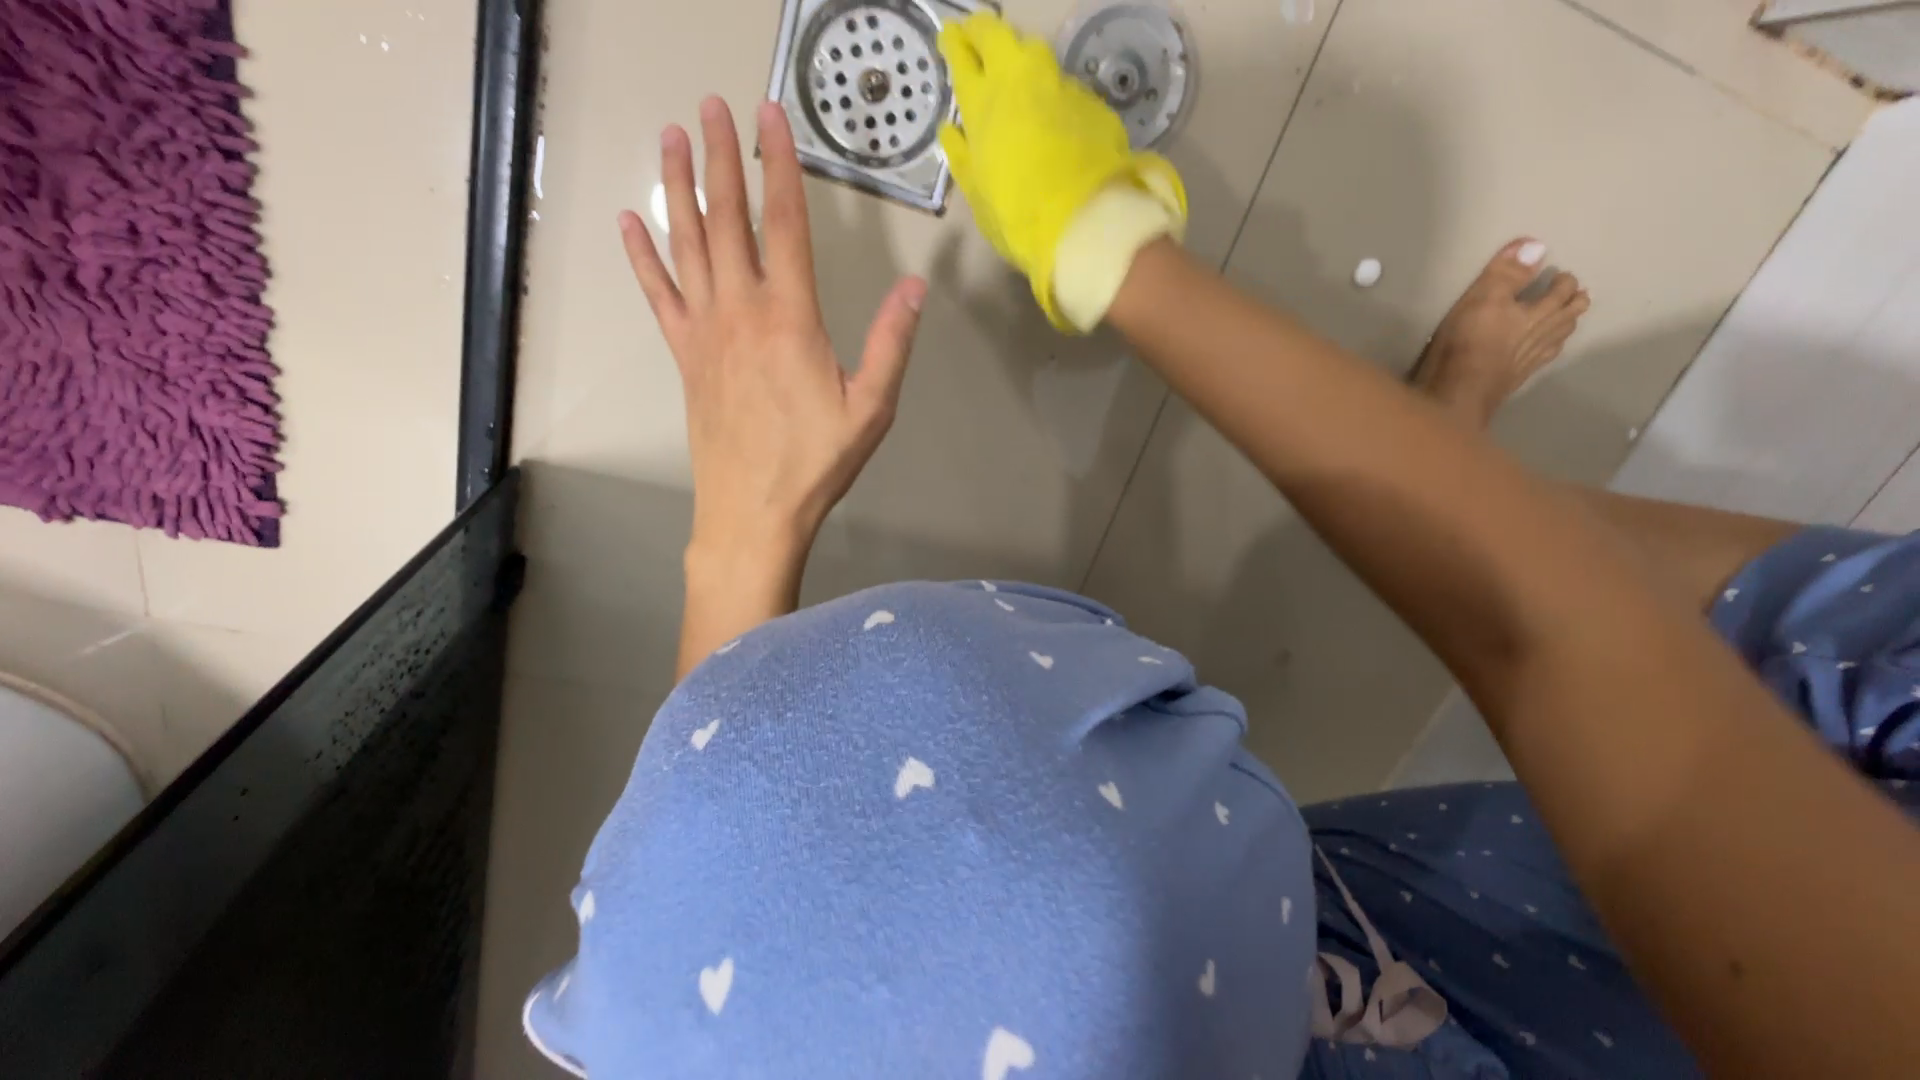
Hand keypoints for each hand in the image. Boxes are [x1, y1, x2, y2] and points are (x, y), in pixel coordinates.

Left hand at [618, 98, 926, 571]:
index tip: (770, 118)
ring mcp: (705, 331)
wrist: (751, 511)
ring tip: (669, 138)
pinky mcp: (685, 355)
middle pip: (727, 220)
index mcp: (790, 318)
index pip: (785, 224)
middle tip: (709, 105)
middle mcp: (740, 311)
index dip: (779, 165)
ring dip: (677, 188)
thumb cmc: (816, 463)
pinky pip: (659, 295)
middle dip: (720, 158)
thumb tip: (915, 288)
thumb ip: (890, 344)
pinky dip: (642, 257)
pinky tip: (629, 223)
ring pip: (686, 245)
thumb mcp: (871, 409)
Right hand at [937, 13, 1184, 328]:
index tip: (951, 38)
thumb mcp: (978, 194)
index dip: (955, 45)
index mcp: (983, 104)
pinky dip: (1052, 94)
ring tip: (1016, 75)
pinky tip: (1054, 116)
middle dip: (985, 34)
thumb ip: (964, 157)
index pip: (963, 58)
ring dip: (1021, 59)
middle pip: (998, 36)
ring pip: (1035, 54)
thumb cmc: (1017, 216)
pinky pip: (1064, 87)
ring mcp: (1060, 87)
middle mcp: (1020, 81)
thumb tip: (952, 130)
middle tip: (978, 40)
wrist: (1083, 222)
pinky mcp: (1091, 102)